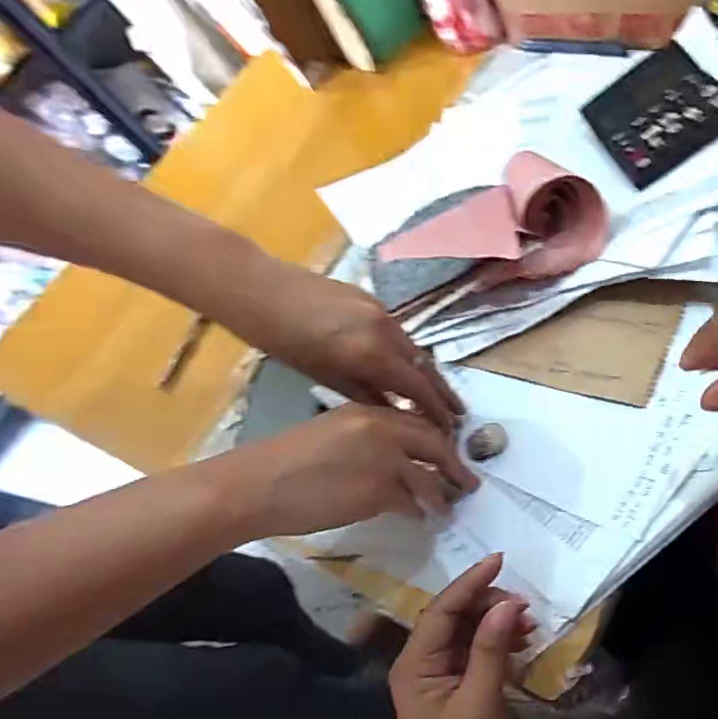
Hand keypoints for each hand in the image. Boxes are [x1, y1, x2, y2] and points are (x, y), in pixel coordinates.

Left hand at [214, 259, 465, 432]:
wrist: (258, 288)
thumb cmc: (283, 342)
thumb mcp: (325, 377)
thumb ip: (367, 395)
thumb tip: (398, 414)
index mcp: (371, 353)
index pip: (419, 388)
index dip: (437, 411)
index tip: (450, 430)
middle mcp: (385, 329)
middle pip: (425, 367)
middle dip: (443, 394)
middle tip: (458, 417)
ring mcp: (381, 311)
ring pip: (414, 349)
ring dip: (427, 375)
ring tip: (437, 397)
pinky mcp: (372, 300)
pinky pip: (399, 334)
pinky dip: (408, 355)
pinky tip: (406, 368)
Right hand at [222, 405, 478, 537]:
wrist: (258, 486)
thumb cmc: (285, 463)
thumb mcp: (331, 435)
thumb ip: (366, 439)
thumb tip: (394, 457)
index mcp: (367, 412)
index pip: (417, 420)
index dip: (440, 437)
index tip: (452, 450)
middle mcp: (382, 430)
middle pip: (435, 443)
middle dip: (456, 464)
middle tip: (469, 481)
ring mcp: (384, 460)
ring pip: (429, 477)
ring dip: (443, 494)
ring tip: (449, 507)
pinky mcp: (380, 492)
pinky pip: (412, 503)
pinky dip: (419, 512)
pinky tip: (419, 519)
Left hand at [389, 554, 536, 718]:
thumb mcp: (481, 698)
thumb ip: (492, 648)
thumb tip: (508, 604)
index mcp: (414, 662)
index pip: (441, 610)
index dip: (470, 583)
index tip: (498, 561)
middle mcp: (418, 661)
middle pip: (452, 616)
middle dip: (487, 605)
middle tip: (523, 605)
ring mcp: (433, 672)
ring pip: (463, 631)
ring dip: (494, 622)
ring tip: (528, 623)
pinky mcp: (449, 682)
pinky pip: (471, 649)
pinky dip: (494, 642)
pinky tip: (519, 640)